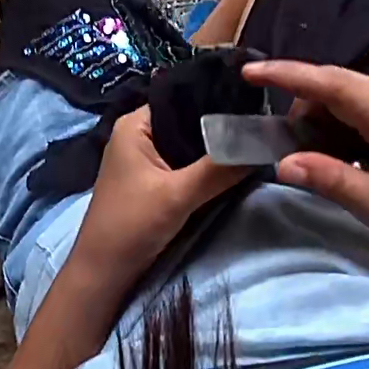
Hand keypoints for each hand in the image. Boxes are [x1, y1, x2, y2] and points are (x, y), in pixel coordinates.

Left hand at [74, 107, 247, 282]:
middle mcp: (139, 133)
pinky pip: (185, 162)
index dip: (216, 97)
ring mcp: (145, 157)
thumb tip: (263, 143)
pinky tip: (232, 164)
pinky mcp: (154, 179)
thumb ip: (220, 168)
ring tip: (253, 140)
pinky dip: (205, 165)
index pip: (182, 96)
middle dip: (220, 125)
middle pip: (187, 119)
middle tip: (260, 123)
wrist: (105, 272)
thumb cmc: (132, 225)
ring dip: (215, 147)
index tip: (254, 101)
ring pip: (189, 143)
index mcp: (136, 124)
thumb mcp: (179, 194)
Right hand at [241, 60, 368, 267]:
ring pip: (347, 88)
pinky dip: (337, 116)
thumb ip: (335, 182)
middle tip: (286, 141)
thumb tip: (285, 163)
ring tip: (317, 154)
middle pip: (339, 82)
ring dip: (319, 112)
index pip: (338, 87)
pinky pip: (360, 98)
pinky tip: (339, 148)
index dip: (292, 76)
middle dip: (302, 102)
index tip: (253, 73)